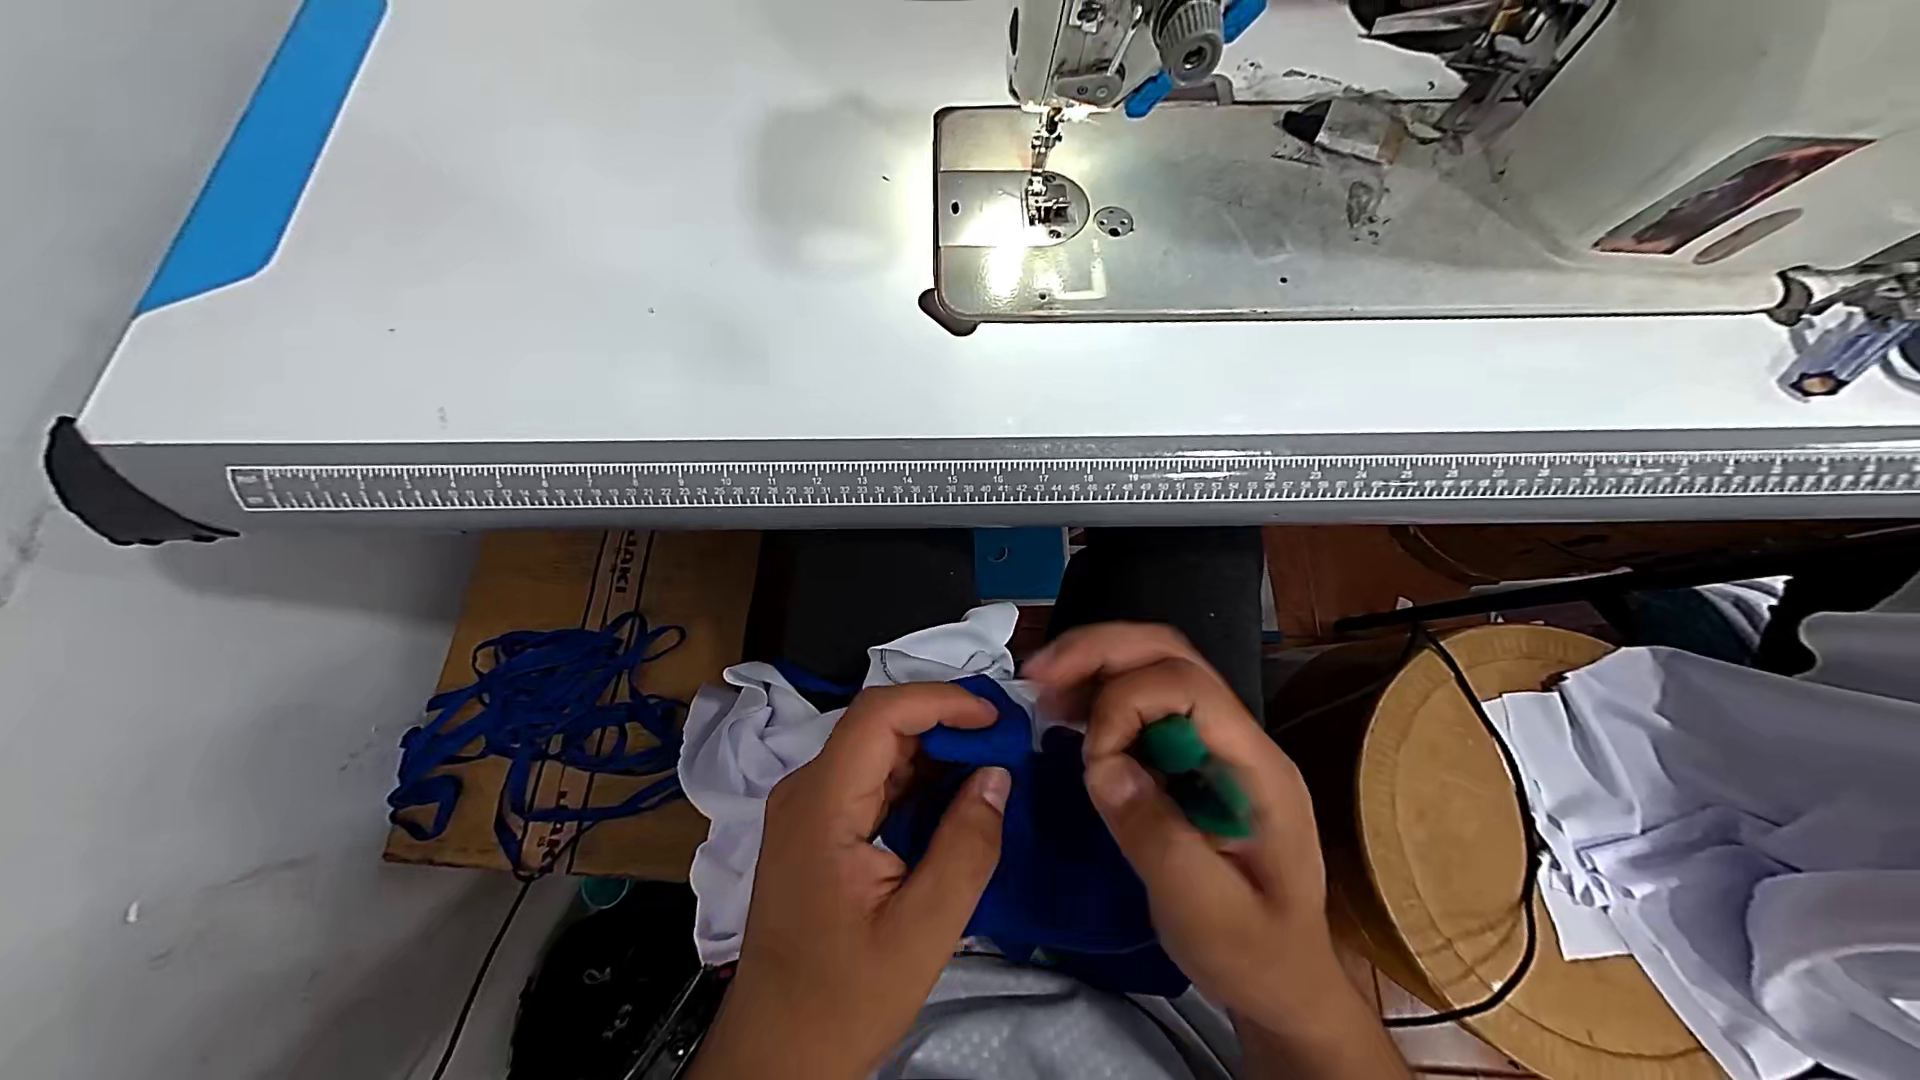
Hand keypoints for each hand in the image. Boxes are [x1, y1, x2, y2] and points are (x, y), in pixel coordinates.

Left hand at [687, 683, 1011, 1079]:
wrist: (778, 1050)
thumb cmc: (844, 997)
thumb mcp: (923, 932)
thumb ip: (966, 848)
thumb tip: (998, 775)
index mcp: (821, 803)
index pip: (879, 714)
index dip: (939, 701)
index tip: (995, 718)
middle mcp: (808, 788)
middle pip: (879, 724)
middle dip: (945, 722)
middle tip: (1005, 740)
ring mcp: (810, 805)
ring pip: (879, 748)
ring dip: (936, 748)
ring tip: (992, 761)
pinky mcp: (820, 824)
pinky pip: (873, 779)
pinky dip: (919, 776)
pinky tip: (956, 794)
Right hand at [1026, 624, 1407, 1079]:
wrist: (1281, 979)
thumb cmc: (1254, 954)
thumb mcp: (1207, 913)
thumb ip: (1157, 837)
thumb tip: (1101, 764)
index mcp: (1254, 764)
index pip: (1188, 686)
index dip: (1125, 704)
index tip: (1091, 760)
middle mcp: (1236, 735)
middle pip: (1169, 654)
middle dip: (1099, 652)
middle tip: (1038, 673)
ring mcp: (1212, 740)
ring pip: (1151, 665)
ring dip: (1092, 665)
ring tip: (1041, 687)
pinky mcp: (1187, 754)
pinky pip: (1140, 700)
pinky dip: (1095, 694)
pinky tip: (1063, 713)